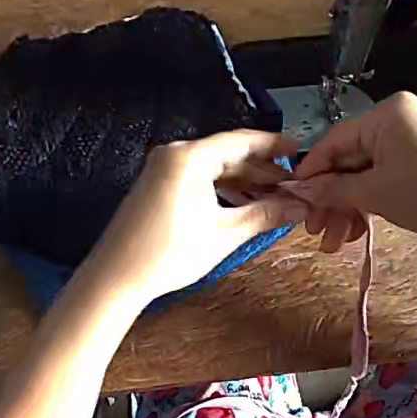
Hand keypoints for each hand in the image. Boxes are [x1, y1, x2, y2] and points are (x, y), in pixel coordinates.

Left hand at [79, 130, 306, 303]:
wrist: (116, 276)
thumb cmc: (169, 253)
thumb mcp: (225, 233)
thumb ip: (265, 214)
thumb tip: (300, 206)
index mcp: (190, 156)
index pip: (242, 141)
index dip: (273, 146)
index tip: (298, 151)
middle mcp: (174, 154)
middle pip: (227, 154)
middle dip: (260, 169)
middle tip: (290, 184)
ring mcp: (161, 169)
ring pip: (212, 167)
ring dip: (241, 181)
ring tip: (271, 198)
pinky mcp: (155, 185)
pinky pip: (196, 178)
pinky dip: (220, 188)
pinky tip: (240, 205)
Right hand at [285, 92, 416, 249]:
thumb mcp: (375, 193)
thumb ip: (333, 189)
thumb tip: (302, 190)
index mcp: (385, 114)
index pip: (333, 142)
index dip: (310, 174)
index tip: (293, 201)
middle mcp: (399, 118)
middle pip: (350, 160)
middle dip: (332, 199)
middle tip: (316, 232)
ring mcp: (415, 138)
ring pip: (368, 173)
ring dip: (350, 207)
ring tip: (336, 242)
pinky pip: (388, 175)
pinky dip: (372, 200)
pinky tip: (359, 229)